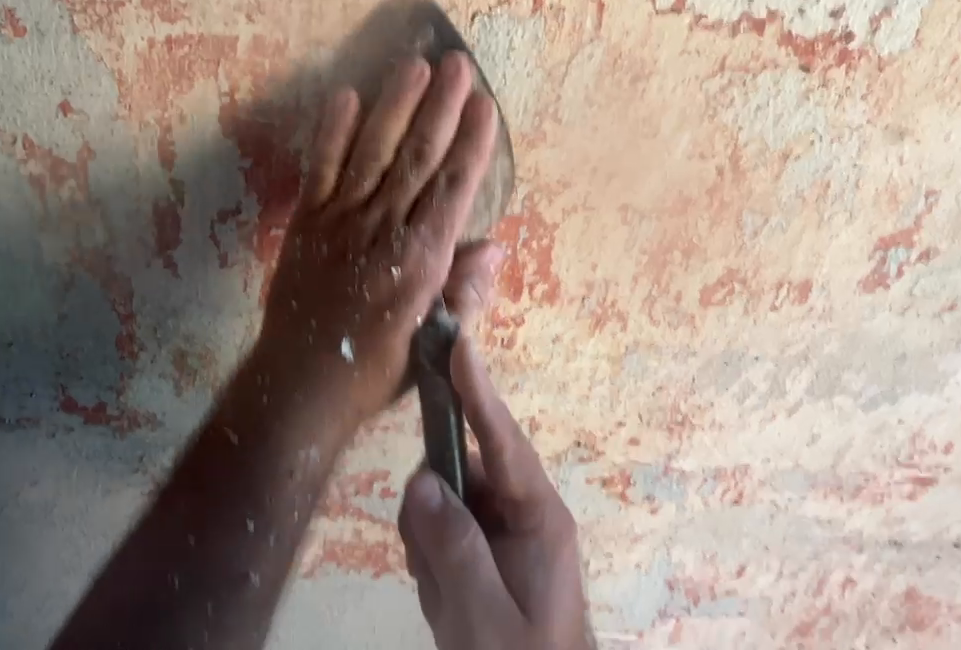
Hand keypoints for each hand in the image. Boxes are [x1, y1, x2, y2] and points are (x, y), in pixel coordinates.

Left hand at [254, 52, 499, 431]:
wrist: (300, 386)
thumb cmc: (376, 369)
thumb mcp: (434, 343)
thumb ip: (463, 292)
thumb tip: (495, 246)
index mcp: (420, 262)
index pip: (453, 190)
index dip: (471, 144)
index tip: (486, 105)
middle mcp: (382, 231)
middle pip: (416, 158)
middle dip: (439, 108)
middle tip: (456, 64)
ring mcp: (340, 221)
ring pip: (373, 152)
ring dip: (394, 105)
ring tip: (414, 65)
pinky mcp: (307, 221)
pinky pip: (321, 168)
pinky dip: (332, 132)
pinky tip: (345, 96)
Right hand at [398, 310, 590, 649]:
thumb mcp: (485, 618)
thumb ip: (453, 546)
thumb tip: (421, 480)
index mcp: (538, 517)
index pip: (502, 439)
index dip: (478, 389)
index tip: (458, 342)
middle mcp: (522, 511)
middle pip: (460, 470)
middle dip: (433, 507)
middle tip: (429, 567)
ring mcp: (502, 530)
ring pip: (442, 501)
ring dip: (429, 544)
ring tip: (444, 597)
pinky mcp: (484, 548)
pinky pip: (439, 530)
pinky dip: (429, 560)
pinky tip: (443, 598)